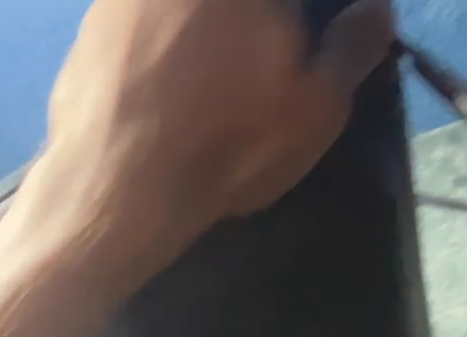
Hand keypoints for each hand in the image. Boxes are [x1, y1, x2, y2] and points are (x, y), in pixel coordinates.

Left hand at [5, 0, 396, 288]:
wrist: (115, 188)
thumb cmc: (227, 144)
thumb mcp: (315, 107)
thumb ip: (353, 47)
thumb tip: (377, 10)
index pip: (293, 4)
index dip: (310, 23)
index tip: (310, 51)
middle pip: (238, 9)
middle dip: (259, 31)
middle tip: (261, 71)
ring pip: (187, 14)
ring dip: (207, 38)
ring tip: (210, 91)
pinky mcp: (89, 22)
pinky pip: (143, 25)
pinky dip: (163, 51)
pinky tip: (166, 97)